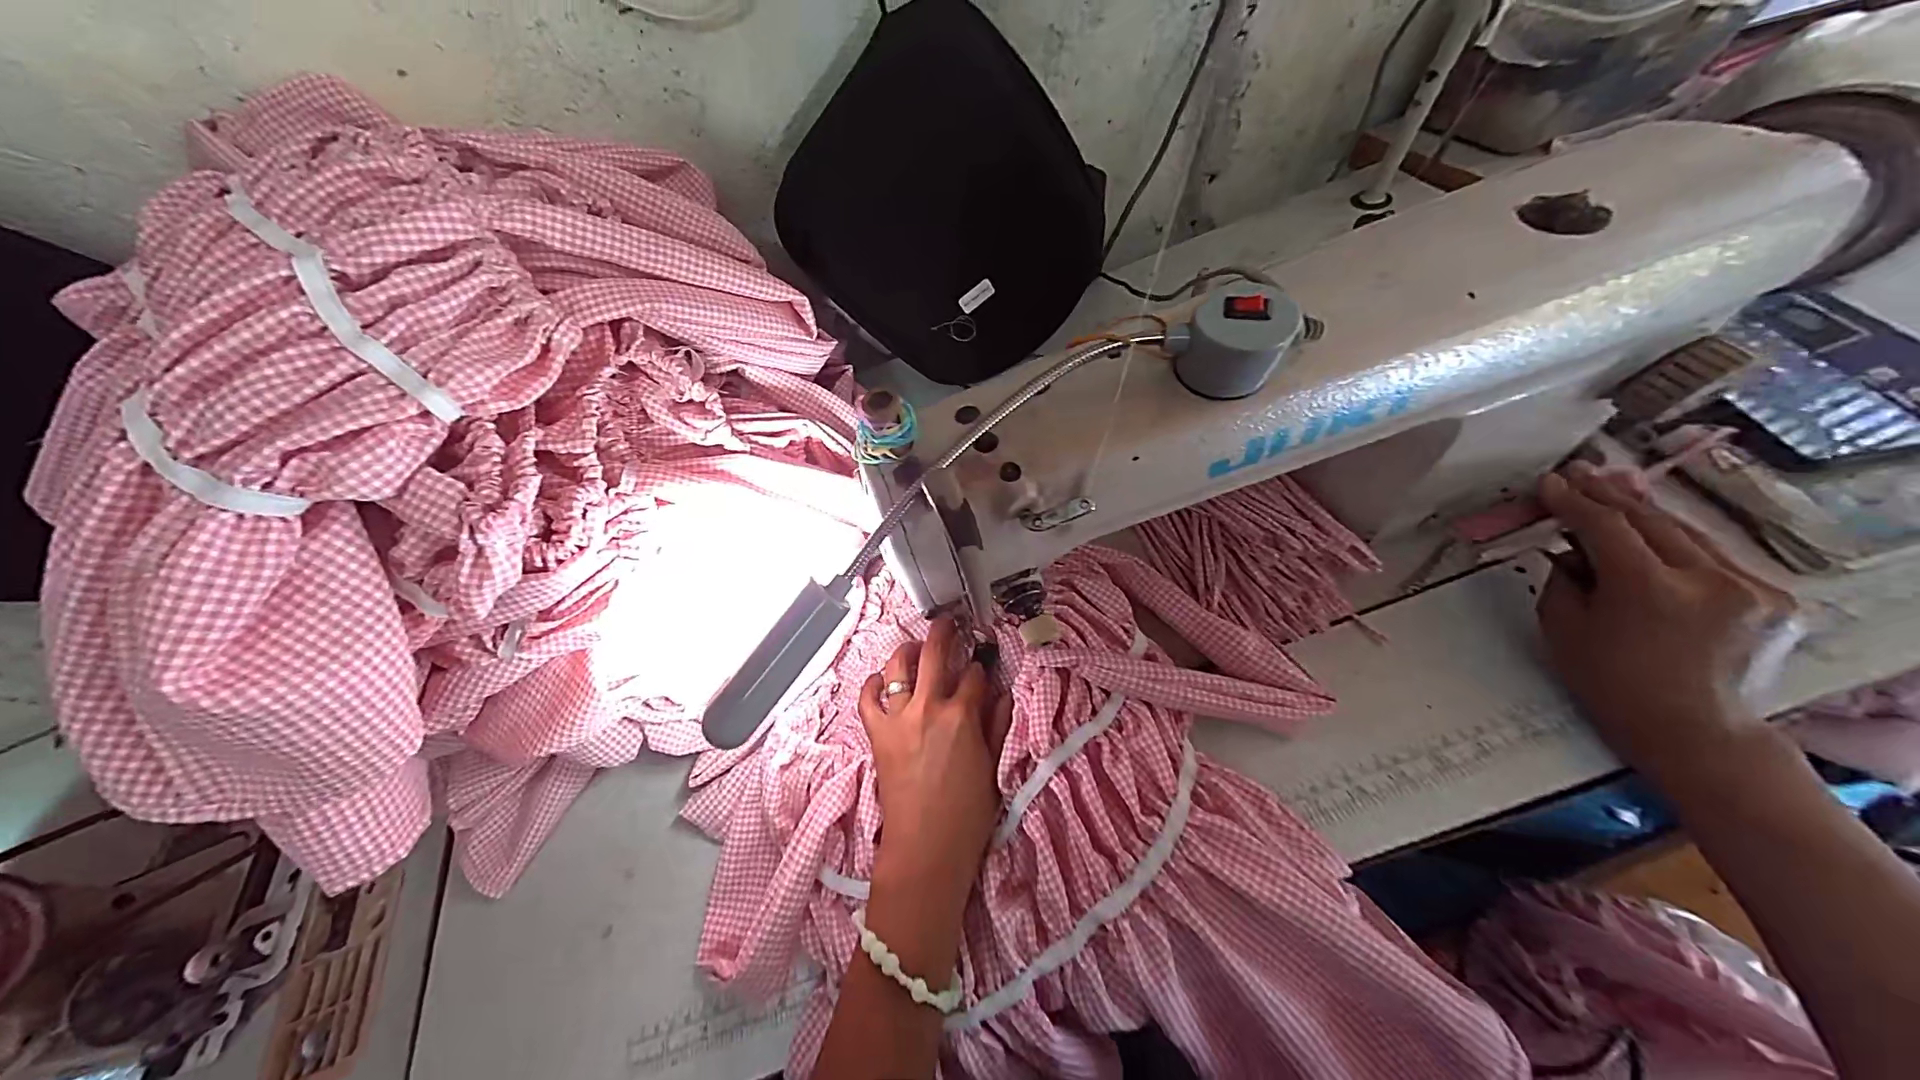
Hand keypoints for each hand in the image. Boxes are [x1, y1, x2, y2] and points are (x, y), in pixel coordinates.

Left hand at [858, 617, 1012, 908]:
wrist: (926, 848)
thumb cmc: (967, 815)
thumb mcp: (994, 767)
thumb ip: (998, 725)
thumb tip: (1002, 694)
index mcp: (962, 716)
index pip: (973, 675)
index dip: (980, 668)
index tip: (981, 667)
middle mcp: (928, 708)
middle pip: (934, 653)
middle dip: (944, 632)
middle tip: (949, 624)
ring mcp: (898, 718)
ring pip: (899, 665)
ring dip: (909, 650)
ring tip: (916, 646)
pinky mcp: (877, 734)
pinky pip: (869, 697)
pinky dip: (874, 683)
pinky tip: (883, 679)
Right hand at [1536, 462, 1795, 776]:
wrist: (1695, 731)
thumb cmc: (1613, 685)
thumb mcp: (1565, 629)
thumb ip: (1565, 579)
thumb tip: (1569, 547)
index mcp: (1649, 590)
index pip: (1605, 527)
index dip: (1573, 501)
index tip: (1552, 483)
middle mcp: (1709, 580)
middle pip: (1651, 521)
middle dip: (1610, 495)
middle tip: (1580, 473)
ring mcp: (1751, 588)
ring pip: (1687, 534)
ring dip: (1646, 513)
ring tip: (1614, 490)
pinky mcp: (1775, 598)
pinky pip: (1714, 557)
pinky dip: (1678, 543)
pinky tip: (1655, 533)